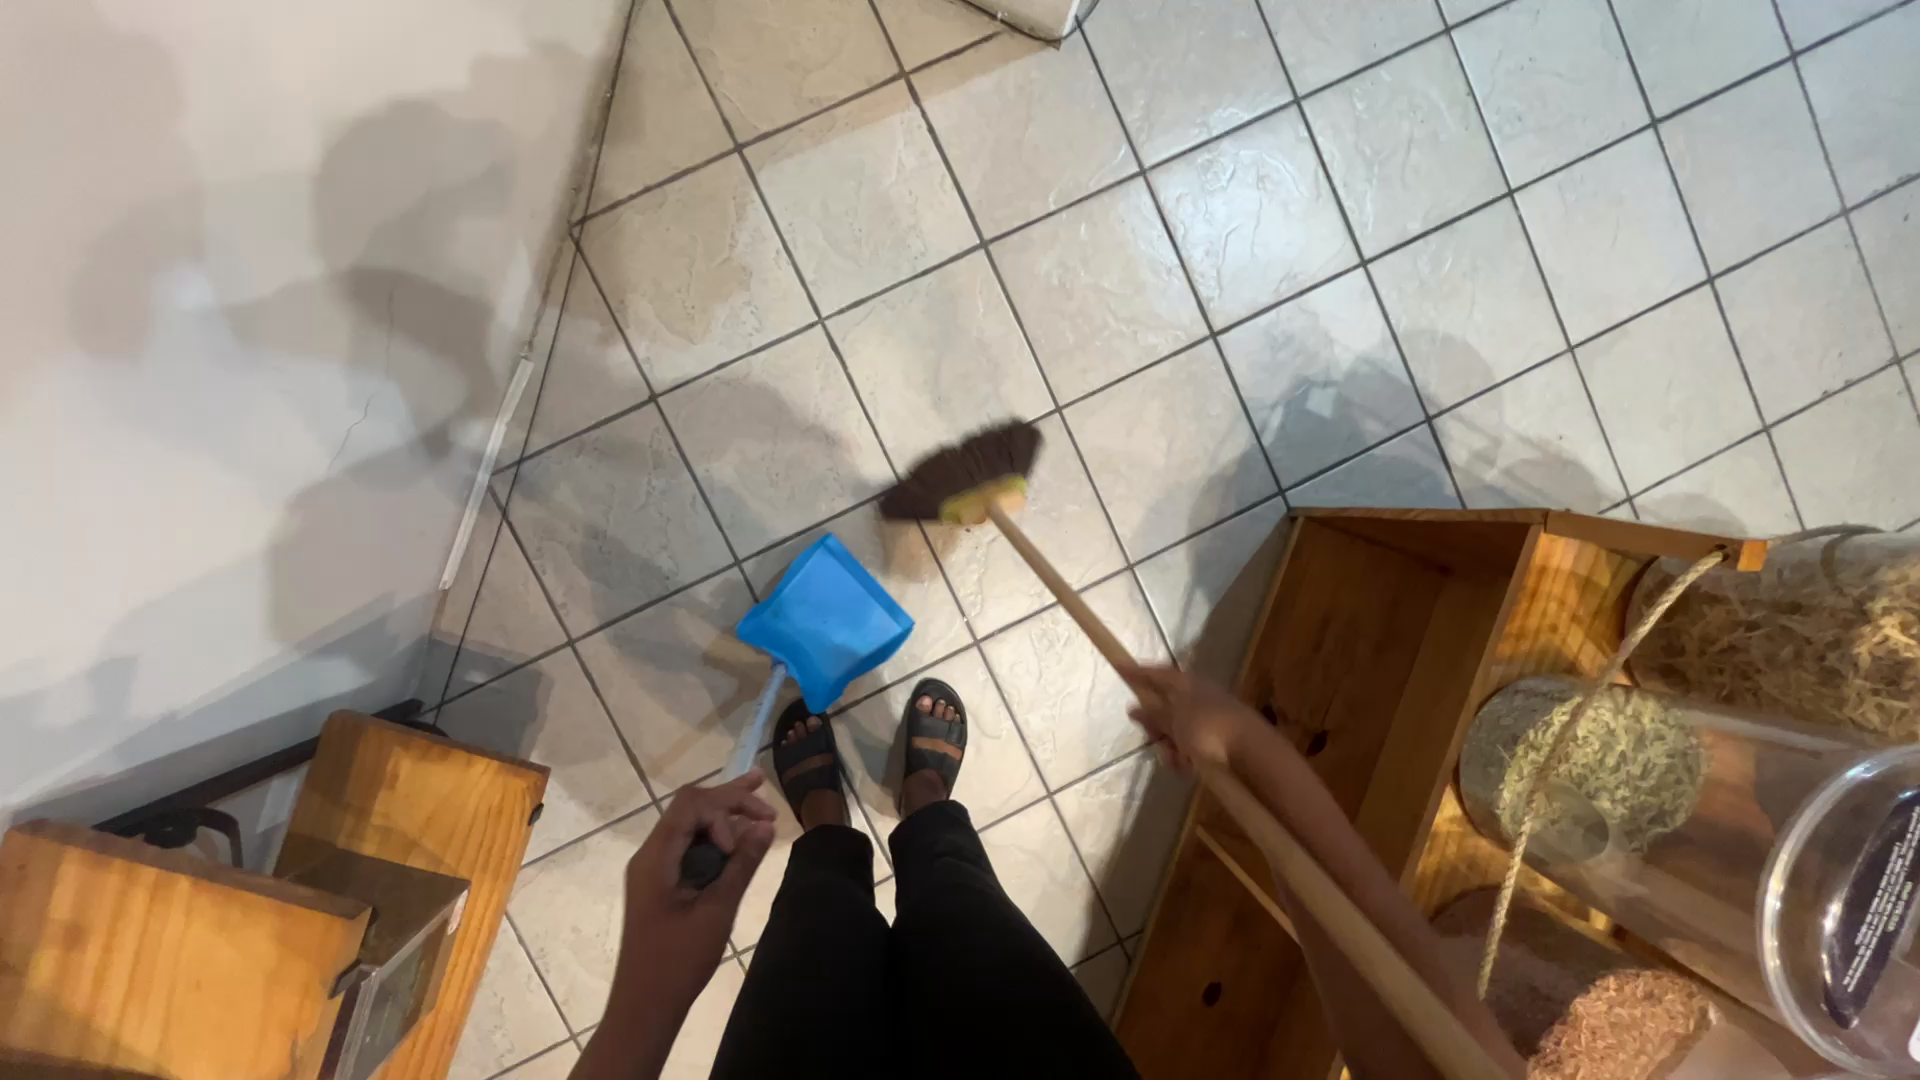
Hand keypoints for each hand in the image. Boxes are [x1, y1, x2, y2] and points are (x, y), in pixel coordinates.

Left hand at [616, 772, 776, 1000]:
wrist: (644, 1009)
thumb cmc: (678, 962)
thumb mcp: (717, 911)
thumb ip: (742, 864)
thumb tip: (766, 826)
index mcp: (656, 857)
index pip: (689, 805)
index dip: (722, 810)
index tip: (739, 844)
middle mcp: (652, 854)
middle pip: (691, 808)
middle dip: (729, 799)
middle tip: (765, 794)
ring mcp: (657, 868)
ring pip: (692, 824)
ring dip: (725, 814)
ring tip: (760, 802)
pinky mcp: (664, 882)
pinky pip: (691, 846)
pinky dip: (718, 837)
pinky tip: (743, 838)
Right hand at [1122, 664, 1264, 773]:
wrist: (1252, 751)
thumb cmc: (1208, 728)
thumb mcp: (1174, 720)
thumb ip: (1153, 715)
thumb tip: (1133, 708)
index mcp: (1187, 685)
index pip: (1158, 673)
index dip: (1139, 672)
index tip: (1120, 668)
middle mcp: (1198, 697)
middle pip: (1165, 708)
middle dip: (1156, 727)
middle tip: (1153, 740)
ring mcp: (1209, 719)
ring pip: (1177, 731)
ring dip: (1171, 747)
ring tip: (1176, 761)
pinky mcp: (1219, 740)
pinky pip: (1191, 746)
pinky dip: (1186, 756)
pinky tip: (1189, 768)